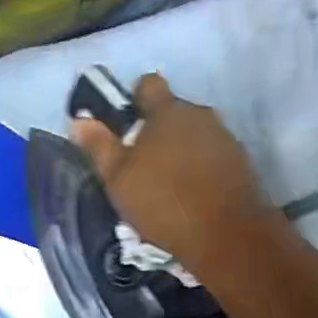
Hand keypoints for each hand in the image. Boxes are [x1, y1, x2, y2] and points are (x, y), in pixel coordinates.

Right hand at [70, 73, 288, 283]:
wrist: (223, 232)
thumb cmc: (162, 201)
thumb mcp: (119, 179)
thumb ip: (99, 146)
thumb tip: (79, 120)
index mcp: (167, 111)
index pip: (149, 85)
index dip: (135, 98)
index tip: (126, 122)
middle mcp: (200, 114)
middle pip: (173, 111)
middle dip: (157, 130)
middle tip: (140, 163)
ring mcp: (223, 136)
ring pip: (194, 134)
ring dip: (179, 150)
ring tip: (165, 183)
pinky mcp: (239, 161)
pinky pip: (211, 155)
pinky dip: (198, 168)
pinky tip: (189, 194)